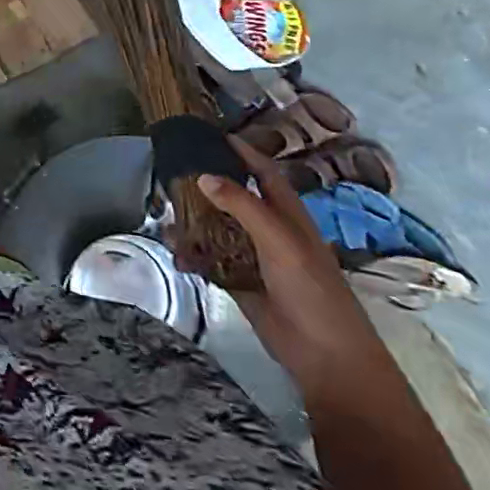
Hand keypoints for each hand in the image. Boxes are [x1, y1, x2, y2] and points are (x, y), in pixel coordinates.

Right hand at [195, 139, 390, 392]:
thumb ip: (243, 206)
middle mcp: (269, 231)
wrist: (324, 355)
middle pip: (236, 198)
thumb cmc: (311, 289)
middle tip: (175, 172)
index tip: (213, 135)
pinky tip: (175, 252)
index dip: (243, 152)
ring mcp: (254, 258)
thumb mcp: (279, 240)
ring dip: (195, 223)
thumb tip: (203, 176)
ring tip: (165, 213)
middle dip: (209, 185)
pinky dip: (193, 255)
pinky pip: (211, 261)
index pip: (263, 172)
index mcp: (287, 214)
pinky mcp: (240, 283)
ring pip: (219, 230)